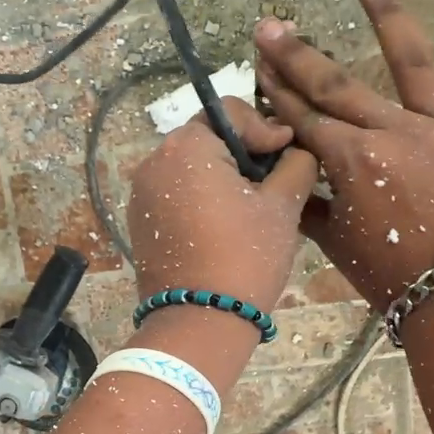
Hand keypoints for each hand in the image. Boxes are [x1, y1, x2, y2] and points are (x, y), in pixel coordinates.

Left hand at [126, 97, 316, 311]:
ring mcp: (141, 195)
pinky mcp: (139, 223)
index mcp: (185, 148)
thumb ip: (295, 164)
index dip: (264, 127)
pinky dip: (200, 198)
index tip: (286, 152)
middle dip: (242, 152)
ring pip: (190, 169)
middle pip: (206, 139)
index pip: (229, 113)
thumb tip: (293, 150)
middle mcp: (153, 163)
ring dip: (222, 176)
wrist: (199, 320)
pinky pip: (175, 195)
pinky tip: (225, 224)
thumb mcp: (282, 206)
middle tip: (273, 179)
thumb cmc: (245, 257)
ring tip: (253, 204)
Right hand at [253, 0, 433, 308]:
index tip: (255, 66)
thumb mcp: (332, 238)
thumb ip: (308, 198)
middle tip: (270, 26)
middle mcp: (396, 131)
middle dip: (297, 56)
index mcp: (353, 160)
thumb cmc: (387, 274)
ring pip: (415, 61)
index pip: (304, 119)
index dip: (275, 92)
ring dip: (388, 16)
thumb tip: (286, 170)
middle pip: (337, 85)